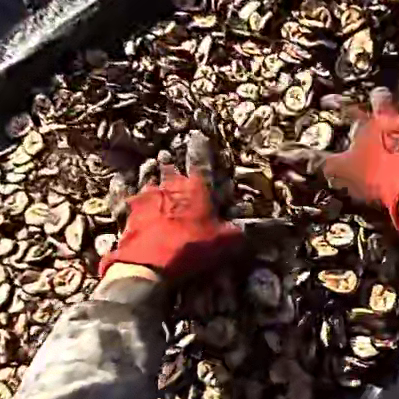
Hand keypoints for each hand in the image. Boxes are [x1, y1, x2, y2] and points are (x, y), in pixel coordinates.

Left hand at [98, 132, 244, 282]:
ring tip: (151, 163)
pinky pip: (121, 193)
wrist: (149, 264)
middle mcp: (168, 184)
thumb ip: (247, 230)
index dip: (200, 146)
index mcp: (195, 187)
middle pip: (169, 164)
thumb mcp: (225, 241)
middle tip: (171, 152)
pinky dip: (120, 186)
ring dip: (150, 169)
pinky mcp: (126, 211)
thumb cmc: (191, 249)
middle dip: (172, 158)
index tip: (198, 134)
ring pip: (146, 174)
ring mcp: (144, 196)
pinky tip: (118, 181)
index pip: (200, 159)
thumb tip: (280, 226)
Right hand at [280, 87, 398, 233]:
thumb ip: (311, 161)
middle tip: (376, 95)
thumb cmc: (371, 177)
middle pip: (384, 99)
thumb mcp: (337, 170)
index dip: (335, 104)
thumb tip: (280, 153)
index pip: (346, 107)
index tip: (326, 102)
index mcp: (366, 124)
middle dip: (379, 97)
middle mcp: (390, 120)